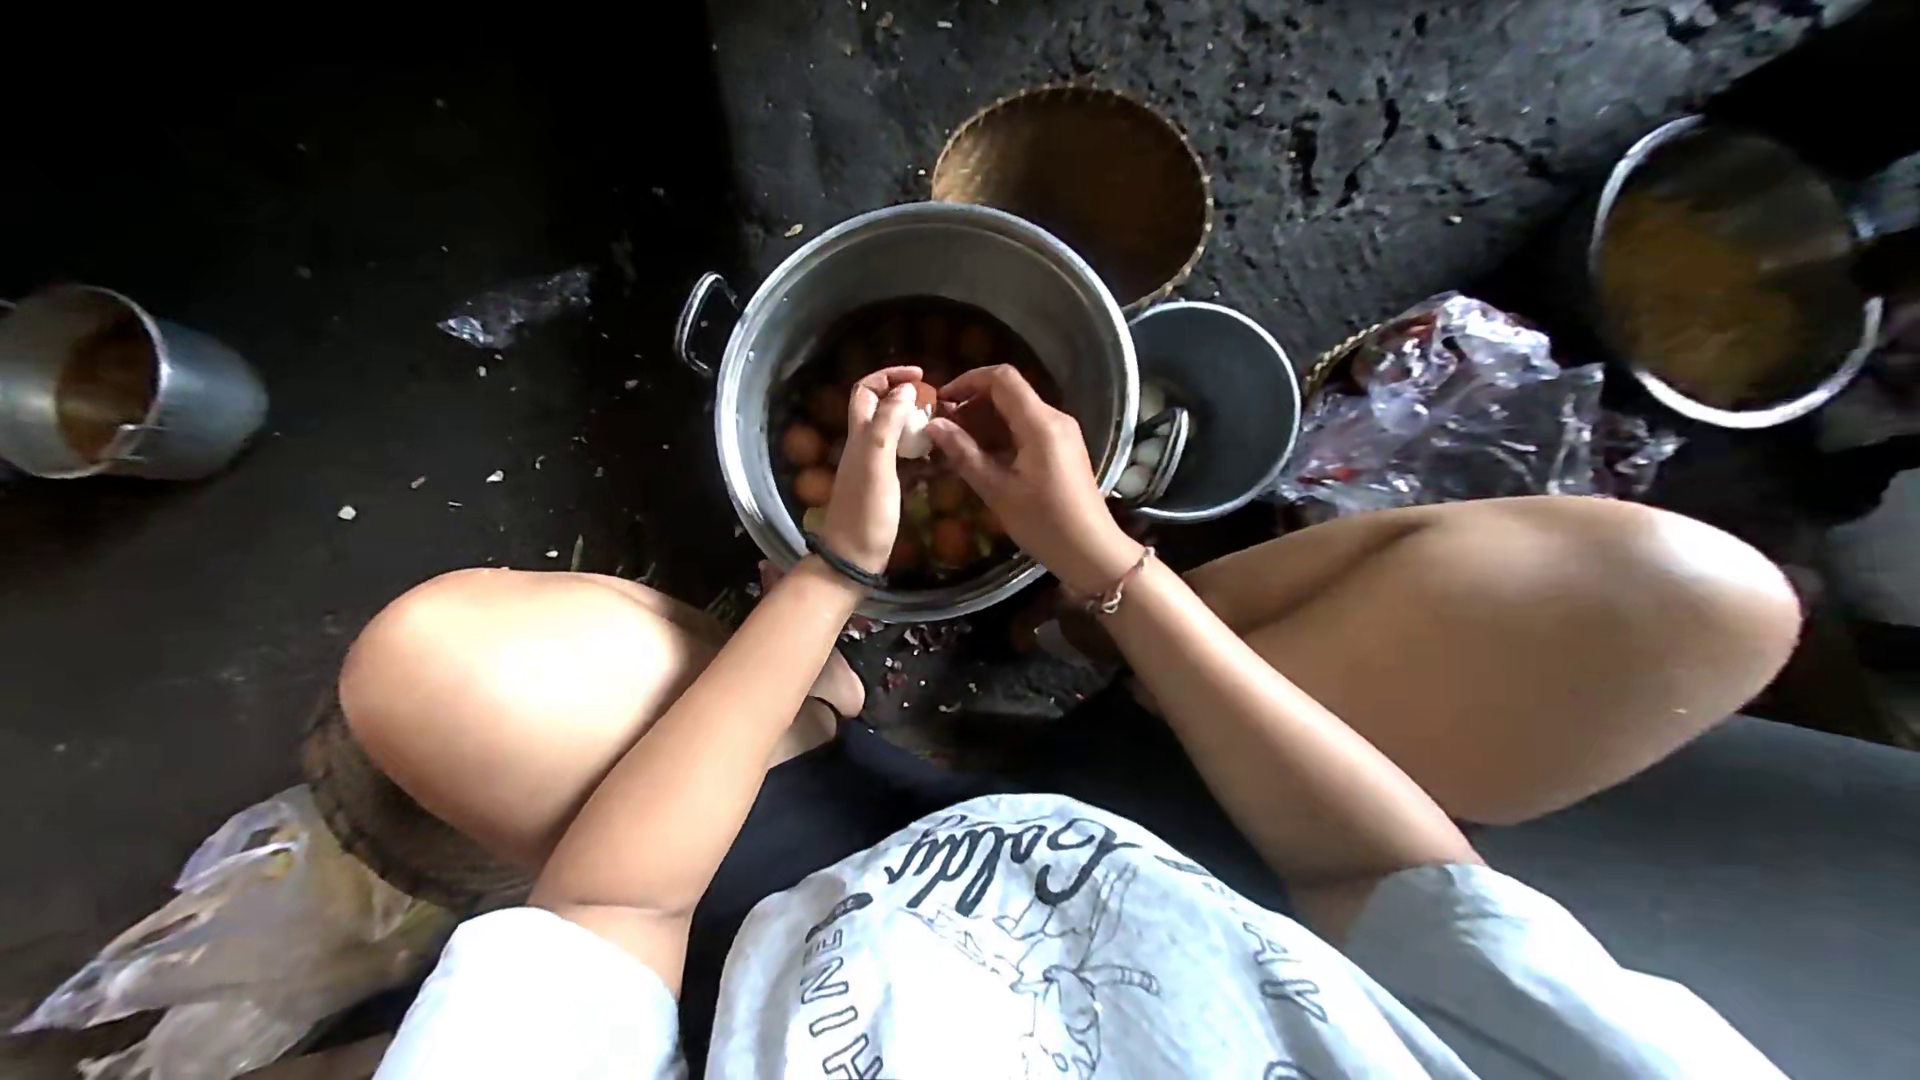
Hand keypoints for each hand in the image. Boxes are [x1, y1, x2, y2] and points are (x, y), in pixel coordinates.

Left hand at [818, 365, 923, 575]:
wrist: (853, 558)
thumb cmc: (865, 512)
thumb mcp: (877, 463)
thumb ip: (887, 425)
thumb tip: (905, 389)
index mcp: (859, 436)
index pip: (866, 391)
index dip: (889, 376)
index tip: (920, 376)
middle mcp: (863, 446)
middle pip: (879, 409)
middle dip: (905, 397)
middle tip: (934, 401)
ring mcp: (873, 467)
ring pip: (892, 432)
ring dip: (914, 423)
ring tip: (942, 424)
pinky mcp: (884, 486)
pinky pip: (902, 458)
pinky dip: (919, 451)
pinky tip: (938, 457)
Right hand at [926, 365, 1143, 595]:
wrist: (1091, 552)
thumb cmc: (1044, 523)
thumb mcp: (997, 490)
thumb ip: (964, 453)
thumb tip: (932, 426)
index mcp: (1040, 423)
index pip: (1002, 378)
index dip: (968, 381)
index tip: (941, 401)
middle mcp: (1055, 419)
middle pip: (1009, 393)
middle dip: (973, 405)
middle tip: (944, 430)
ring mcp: (1062, 434)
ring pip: (1017, 412)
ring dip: (986, 422)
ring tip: (957, 447)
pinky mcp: (1063, 449)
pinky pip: (1028, 429)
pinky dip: (1002, 436)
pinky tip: (983, 459)